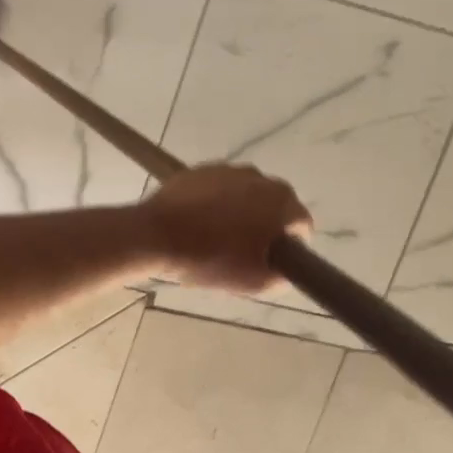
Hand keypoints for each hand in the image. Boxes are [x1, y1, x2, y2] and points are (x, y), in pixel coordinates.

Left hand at [140, 163, 312, 294]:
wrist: (153, 236)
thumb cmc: (210, 259)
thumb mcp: (256, 282)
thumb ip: (282, 275)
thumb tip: (283, 268)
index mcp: (283, 200)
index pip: (298, 227)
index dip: (285, 248)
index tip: (265, 262)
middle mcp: (259, 176)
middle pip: (270, 207)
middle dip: (260, 227)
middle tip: (238, 252)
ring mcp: (224, 169)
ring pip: (241, 196)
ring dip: (234, 213)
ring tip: (211, 237)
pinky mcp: (195, 171)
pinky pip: (213, 190)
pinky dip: (209, 203)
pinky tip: (194, 222)